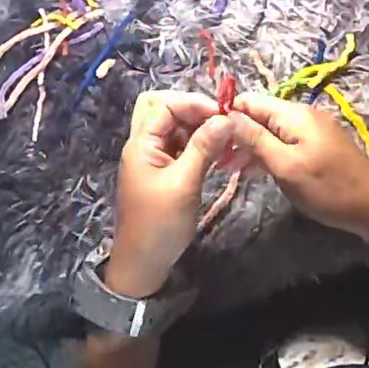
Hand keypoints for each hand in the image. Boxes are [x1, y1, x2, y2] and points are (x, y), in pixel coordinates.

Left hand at [110, 91, 236, 297]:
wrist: (143, 264)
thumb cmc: (160, 224)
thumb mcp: (184, 183)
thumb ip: (203, 147)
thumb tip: (226, 118)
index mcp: (141, 143)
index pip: (165, 105)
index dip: (194, 103)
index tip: (223, 113)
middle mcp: (144, 145)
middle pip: (166, 111)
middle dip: (195, 111)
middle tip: (223, 122)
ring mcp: (153, 158)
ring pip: (175, 129)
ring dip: (199, 128)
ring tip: (226, 139)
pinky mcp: (163, 172)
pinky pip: (180, 147)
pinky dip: (198, 145)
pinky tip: (219, 154)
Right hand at [227, 93, 368, 238]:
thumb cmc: (329, 189)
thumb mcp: (286, 166)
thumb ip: (255, 139)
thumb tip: (226, 115)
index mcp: (294, 114)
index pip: (250, 101)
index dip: (226, 114)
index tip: (206, 135)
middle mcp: (302, 115)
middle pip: (259, 115)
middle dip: (236, 134)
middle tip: (216, 160)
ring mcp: (311, 131)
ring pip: (270, 131)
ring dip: (250, 147)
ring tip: (229, 169)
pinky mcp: (317, 147)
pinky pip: (284, 143)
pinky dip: (267, 154)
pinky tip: (254, 171)